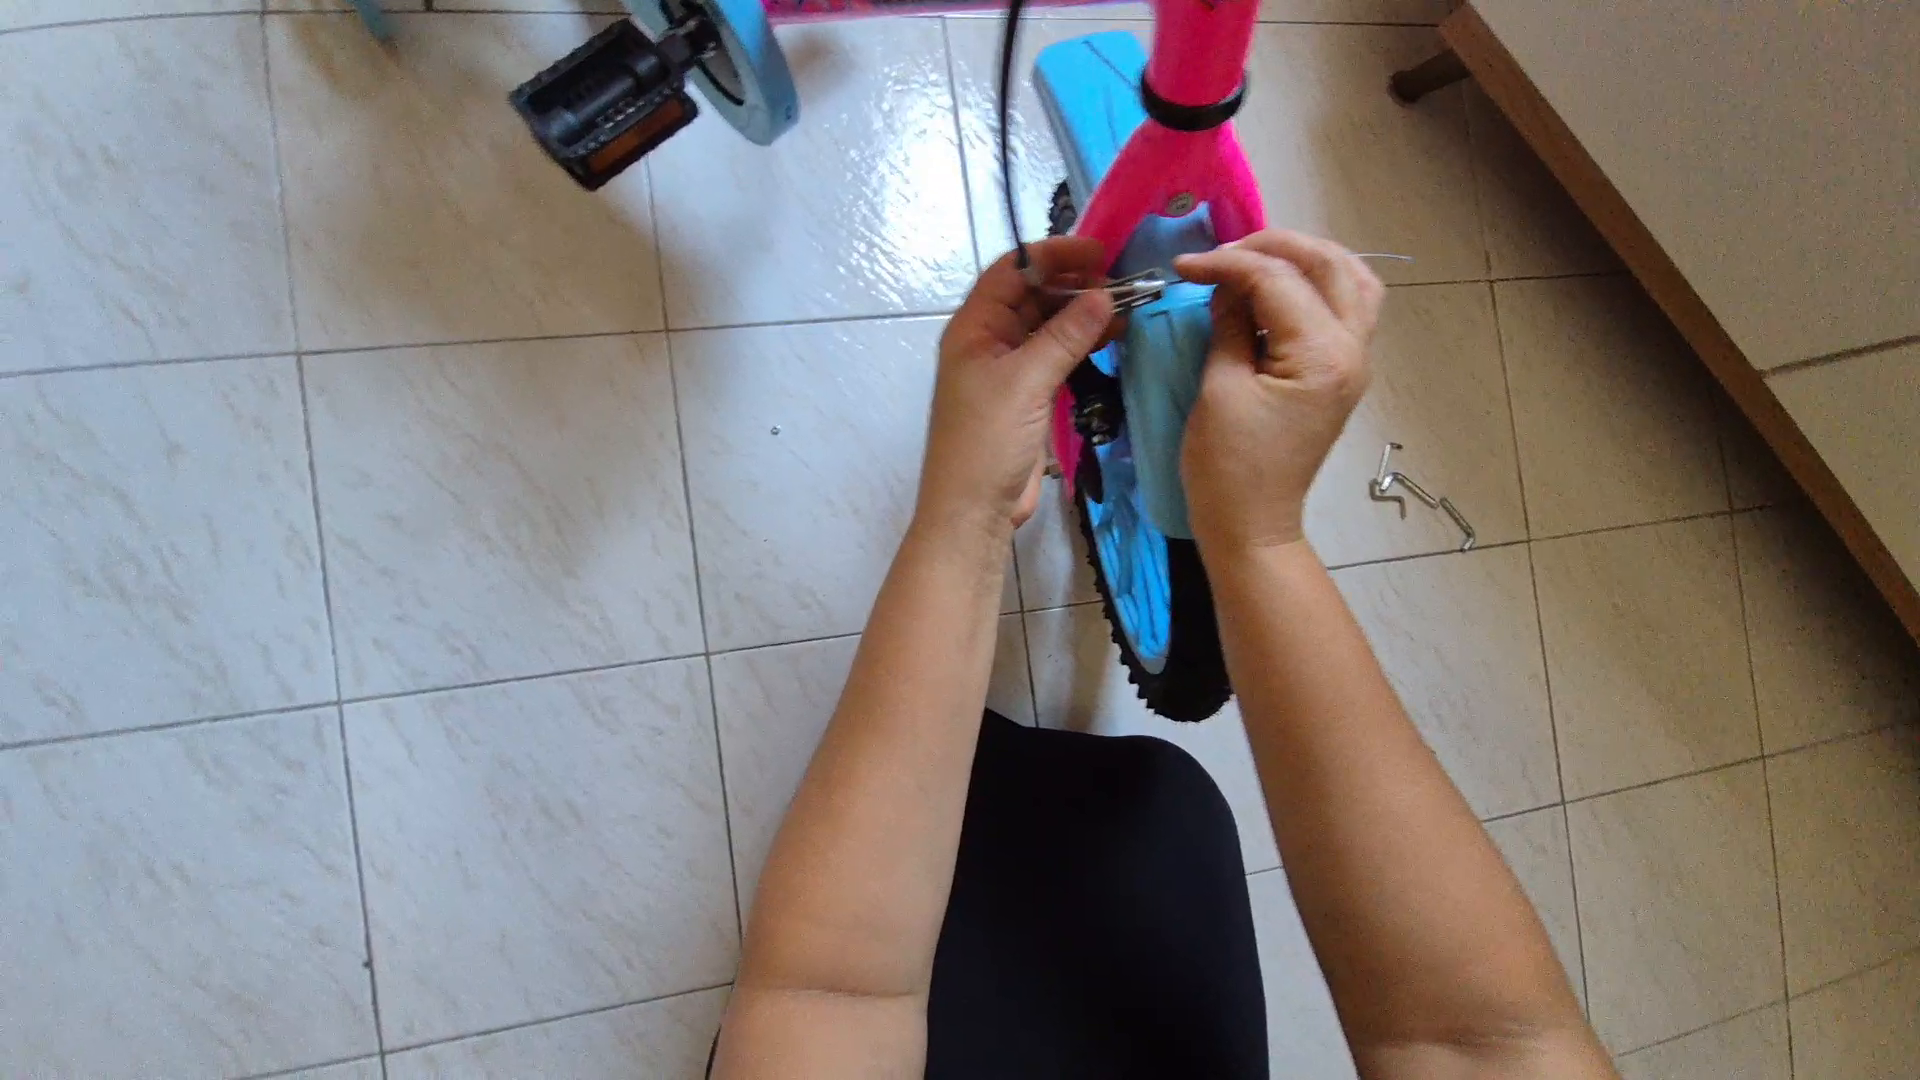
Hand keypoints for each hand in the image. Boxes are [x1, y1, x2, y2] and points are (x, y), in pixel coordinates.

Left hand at [918, 237, 1117, 534]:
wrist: (974, 509)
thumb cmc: (987, 441)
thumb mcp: (1025, 382)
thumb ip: (1065, 336)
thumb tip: (1105, 296)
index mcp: (973, 328)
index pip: (1011, 271)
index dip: (1052, 255)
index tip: (1098, 253)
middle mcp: (989, 342)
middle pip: (1032, 296)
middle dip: (1073, 285)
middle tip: (1121, 284)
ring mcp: (1008, 371)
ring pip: (1048, 327)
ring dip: (1082, 315)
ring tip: (1125, 309)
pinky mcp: (1027, 397)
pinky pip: (1056, 357)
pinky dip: (1081, 345)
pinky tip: (1112, 337)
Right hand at [1173, 230, 1383, 553]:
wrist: (1251, 524)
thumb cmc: (1226, 468)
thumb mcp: (1218, 390)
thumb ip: (1227, 326)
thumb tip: (1225, 286)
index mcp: (1321, 355)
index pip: (1277, 280)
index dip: (1227, 263)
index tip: (1183, 266)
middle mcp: (1352, 349)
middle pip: (1329, 264)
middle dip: (1274, 246)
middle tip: (1223, 253)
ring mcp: (1354, 362)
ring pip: (1351, 280)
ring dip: (1306, 259)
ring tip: (1256, 261)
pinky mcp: (1341, 374)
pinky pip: (1345, 309)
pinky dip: (1315, 286)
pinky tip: (1277, 292)